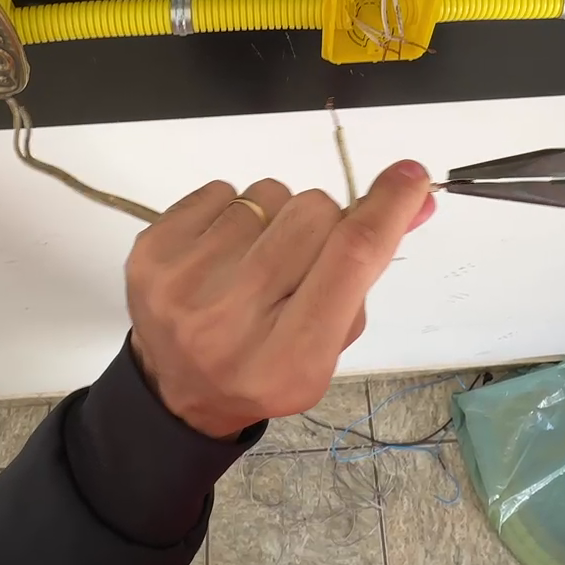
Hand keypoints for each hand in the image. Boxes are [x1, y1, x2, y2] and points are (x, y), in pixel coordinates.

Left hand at [124, 161, 435, 438]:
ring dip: (275, 216)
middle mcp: (232, 324)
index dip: (387, 208)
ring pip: (267, 194)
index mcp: (290, 359)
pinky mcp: (150, 252)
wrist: (178, 389)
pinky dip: (233, 210)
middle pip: (313, 214)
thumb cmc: (267, 362)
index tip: (412, 176)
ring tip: (256, 258)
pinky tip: (223, 251)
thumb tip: (414, 198)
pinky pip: (222, 189)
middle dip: (324, 220)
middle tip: (305, 254)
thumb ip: (367, 270)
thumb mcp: (328, 337)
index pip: (350, 258)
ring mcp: (184, 285)